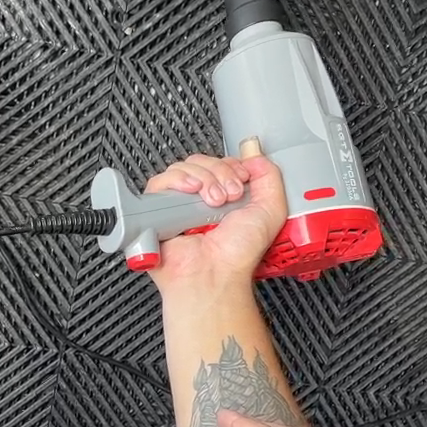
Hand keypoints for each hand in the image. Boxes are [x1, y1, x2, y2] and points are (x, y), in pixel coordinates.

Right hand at [140, 139, 288, 289]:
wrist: (214, 274)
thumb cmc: (237, 255)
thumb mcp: (271, 210)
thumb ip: (269, 175)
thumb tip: (253, 152)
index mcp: (224, 200)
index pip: (220, 162)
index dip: (232, 166)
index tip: (241, 183)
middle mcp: (199, 201)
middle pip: (201, 161)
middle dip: (219, 172)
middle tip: (227, 197)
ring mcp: (177, 205)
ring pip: (182, 168)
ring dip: (202, 178)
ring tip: (210, 201)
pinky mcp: (156, 212)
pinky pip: (158, 183)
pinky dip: (176, 181)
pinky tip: (190, 194)